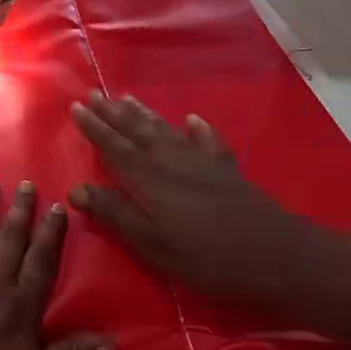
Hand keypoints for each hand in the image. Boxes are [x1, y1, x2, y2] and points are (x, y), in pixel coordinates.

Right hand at [70, 92, 317, 302]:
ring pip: (163, 129)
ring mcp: (199, 160)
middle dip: (111, 113)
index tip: (75, 106)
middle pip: (134, 130)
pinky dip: (197, 128)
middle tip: (93, 93)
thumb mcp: (150, 243)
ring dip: (142, 113)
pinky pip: (207, 140)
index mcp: (145, 177)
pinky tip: (192, 120)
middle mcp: (168, 159)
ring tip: (124, 98)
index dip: (93, 126)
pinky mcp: (225, 168)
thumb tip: (75, 189)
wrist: (275, 255)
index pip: (111, 145)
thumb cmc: (204, 255)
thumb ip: (113, 214)